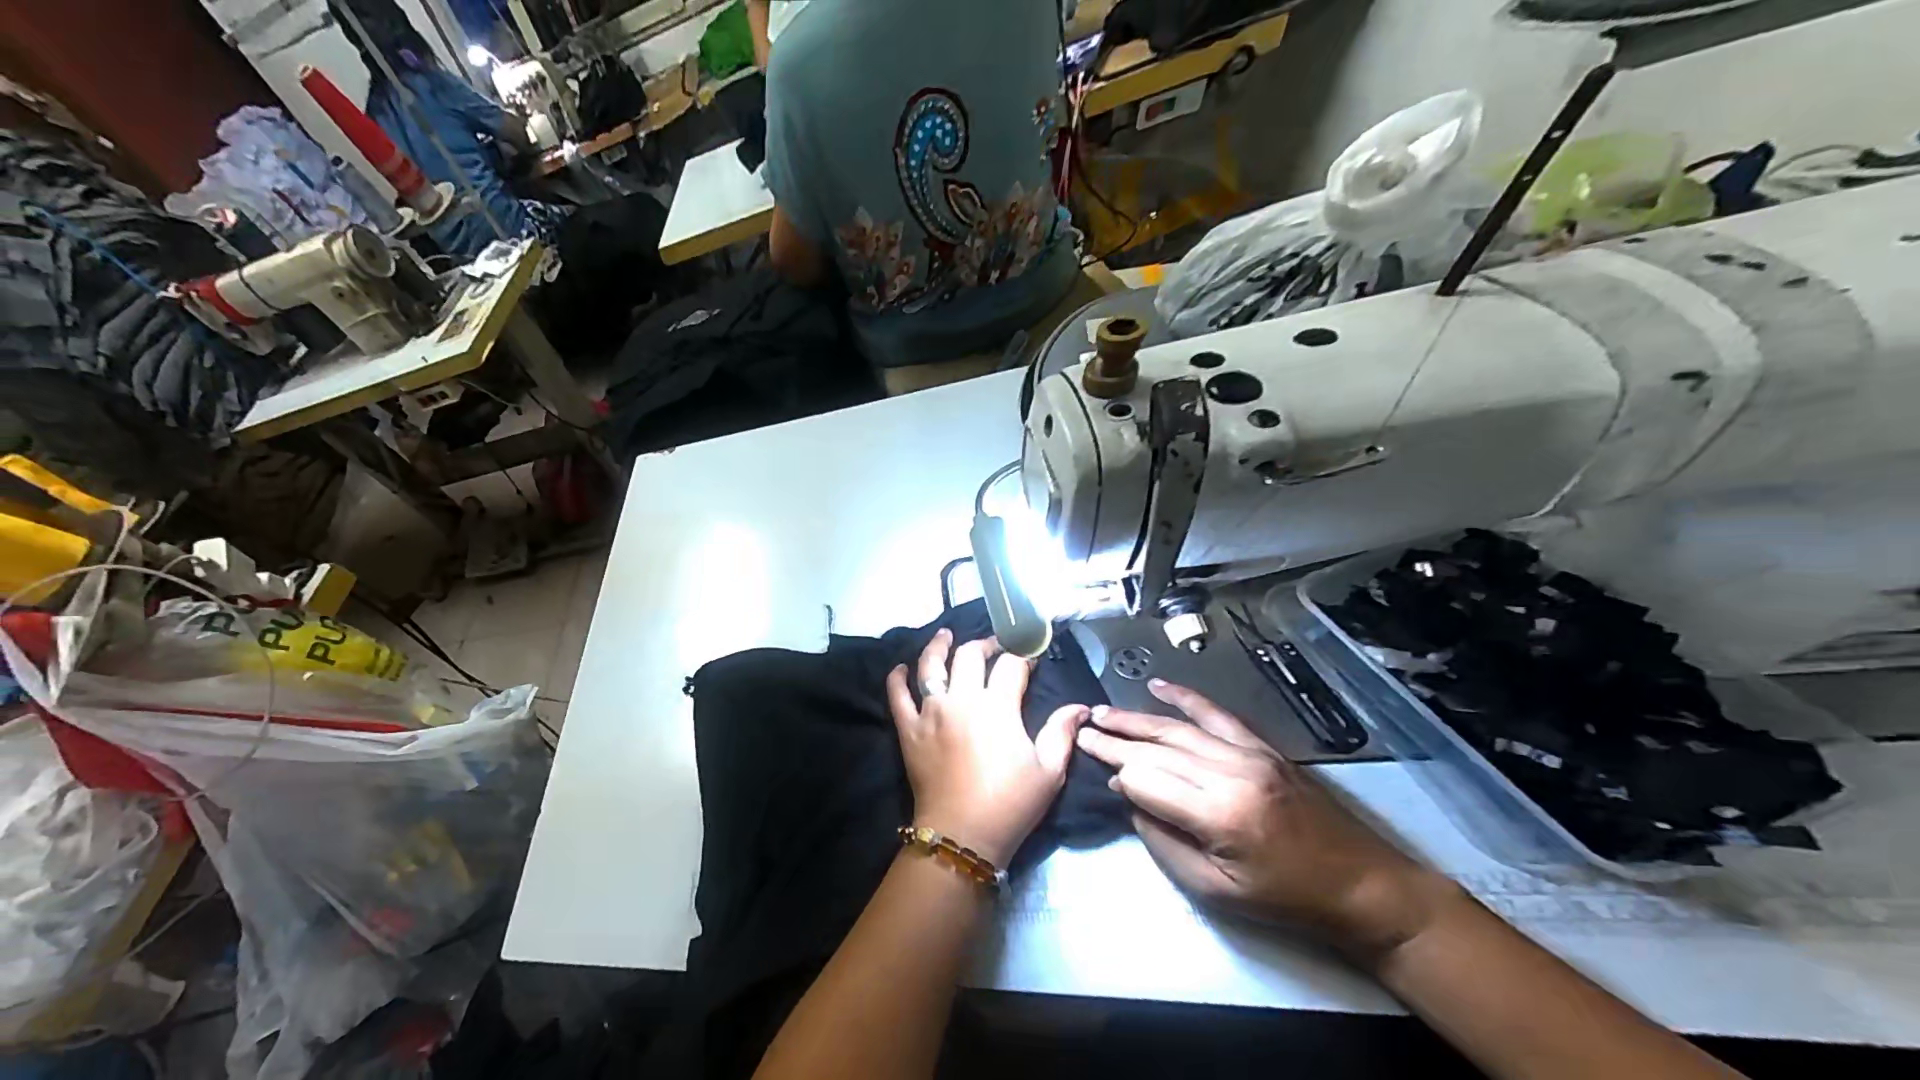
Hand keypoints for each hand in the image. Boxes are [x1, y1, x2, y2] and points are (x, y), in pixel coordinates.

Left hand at [887, 630, 1088, 865]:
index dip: (1023, 656)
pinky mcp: (909, 730)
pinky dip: (897, 678)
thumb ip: (1062, 733)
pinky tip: (900, 668)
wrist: (962, 836)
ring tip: (945, 635)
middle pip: (969, 655)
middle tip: (993, 646)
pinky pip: (897, 696)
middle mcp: (962, 699)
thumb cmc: (1010, 803)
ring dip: (938, 646)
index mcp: (998, 706)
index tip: (1030, 657)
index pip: (1011, 665)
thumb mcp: (1049, 771)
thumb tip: (1080, 707)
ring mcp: (931, 712)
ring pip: (930, 666)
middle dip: (984, 644)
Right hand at [1075, 679, 1460, 962]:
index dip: (1117, 775)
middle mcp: (1230, 773)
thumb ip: (1165, 844)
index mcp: (1218, 814)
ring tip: (1103, 712)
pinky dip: (1186, 697)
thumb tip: (1131, 802)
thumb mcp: (1216, 891)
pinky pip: (1217, 714)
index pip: (1148, 781)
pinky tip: (1159, 686)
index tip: (1090, 767)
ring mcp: (1249, 753)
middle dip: (1116, 739)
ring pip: (1180, 728)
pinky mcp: (1263, 747)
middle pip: (1159, 748)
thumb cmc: (1286, 899)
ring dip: (1138, 719)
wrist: (1361, 885)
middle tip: (1081, 728)